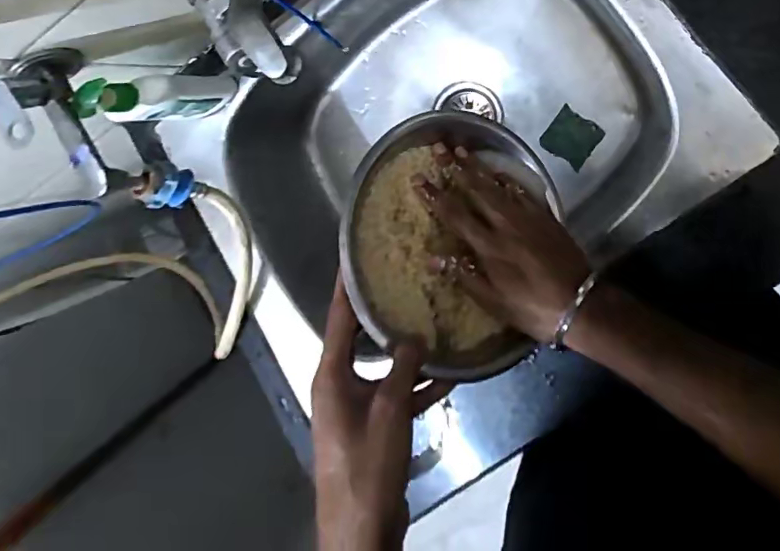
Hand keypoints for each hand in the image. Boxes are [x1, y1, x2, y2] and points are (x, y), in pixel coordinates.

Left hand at [313, 276, 452, 550]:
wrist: (362, 531)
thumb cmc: (366, 464)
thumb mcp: (388, 411)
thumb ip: (402, 368)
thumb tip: (415, 336)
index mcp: (331, 374)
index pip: (337, 318)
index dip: (345, 287)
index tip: (353, 256)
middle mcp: (339, 383)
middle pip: (360, 338)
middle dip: (380, 312)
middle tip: (402, 280)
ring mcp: (356, 406)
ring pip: (383, 366)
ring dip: (406, 352)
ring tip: (431, 320)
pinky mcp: (374, 426)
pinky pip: (395, 395)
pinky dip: (416, 386)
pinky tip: (448, 374)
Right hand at [415, 143, 590, 343]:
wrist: (580, 303)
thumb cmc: (532, 308)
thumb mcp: (494, 302)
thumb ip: (463, 276)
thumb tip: (432, 258)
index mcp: (489, 246)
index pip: (455, 215)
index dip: (435, 196)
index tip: (419, 179)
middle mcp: (505, 224)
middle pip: (475, 190)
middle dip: (455, 168)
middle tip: (439, 148)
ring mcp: (527, 217)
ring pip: (497, 185)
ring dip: (478, 167)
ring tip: (462, 150)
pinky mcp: (545, 216)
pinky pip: (521, 190)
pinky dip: (507, 178)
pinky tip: (499, 171)